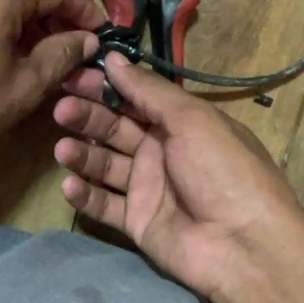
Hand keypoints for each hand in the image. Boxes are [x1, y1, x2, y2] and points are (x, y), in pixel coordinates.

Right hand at [53, 53, 303, 302]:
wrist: (242, 243)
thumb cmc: (223, 170)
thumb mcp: (192, 119)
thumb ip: (149, 90)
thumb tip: (113, 58)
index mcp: (180, 123)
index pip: (134, 99)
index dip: (105, 87)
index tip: (74, 77)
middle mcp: (161, 152)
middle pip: (115, 129)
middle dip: (87, 117)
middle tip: (61, 109)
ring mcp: (147, 188)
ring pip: (104, 165)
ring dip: (82, 154)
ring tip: (62, 149)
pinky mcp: (136, 221)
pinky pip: (103, 205)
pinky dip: (85, 195)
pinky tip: (69, 185)